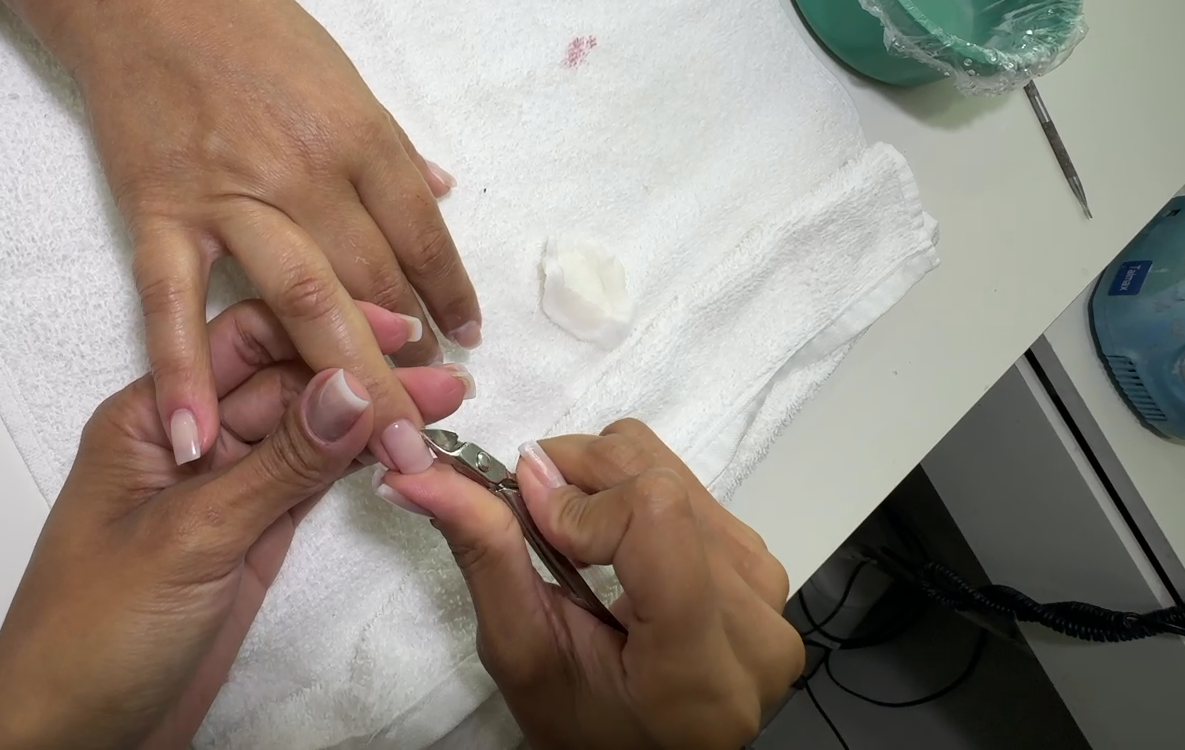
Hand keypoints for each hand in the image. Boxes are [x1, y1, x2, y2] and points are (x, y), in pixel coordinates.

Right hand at [0, 0, 481, 473]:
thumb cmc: (250, 24)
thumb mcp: (342, 71)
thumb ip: (391, 144)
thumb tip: (445, 189)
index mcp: (359, 132)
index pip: (423, 230)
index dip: (451, 290)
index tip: (468, 338)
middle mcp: (308, 169)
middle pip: (374, 280)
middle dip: (409, 358)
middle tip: (433, 426)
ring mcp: (231, 194)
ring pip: (302, 300)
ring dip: (345, 377)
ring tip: (375, 443)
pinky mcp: (158, 210)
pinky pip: (175, 302)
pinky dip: (187, 372)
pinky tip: (206, 441)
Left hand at [0, 300, 471, 749]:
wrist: (70, 745)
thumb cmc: (99, 631)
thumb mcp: (194, 534)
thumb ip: (282, 458)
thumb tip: (357, 383)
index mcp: (157, 408)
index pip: (250, 342)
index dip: (322, 327)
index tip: (397, 332)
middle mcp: (197, 429)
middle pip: (291, 385)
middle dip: (364, 379)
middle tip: (445, 378)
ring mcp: (232, 479)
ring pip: (311, 430)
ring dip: (372, 419)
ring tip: (444, 406)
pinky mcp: (256, 524)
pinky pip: (314, 476)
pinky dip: (358, 461)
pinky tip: (402, 445)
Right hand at [381, 419, 802, 749]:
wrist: (646, 743)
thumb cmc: (582, 722)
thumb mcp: (519, 652)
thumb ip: (482, 553)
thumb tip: (417, 470)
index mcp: (700, 668)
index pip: (654, 514)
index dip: (578, 502)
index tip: (531, 518)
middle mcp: (754, 620)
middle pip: (655, 479)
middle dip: (575, 478)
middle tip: (535, 515)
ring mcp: (766, 585)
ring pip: (665, 463)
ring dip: (598, 477)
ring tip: (573, 529)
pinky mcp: (760, 558)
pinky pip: (684, 474)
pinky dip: (628, 483)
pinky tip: (613, 533)